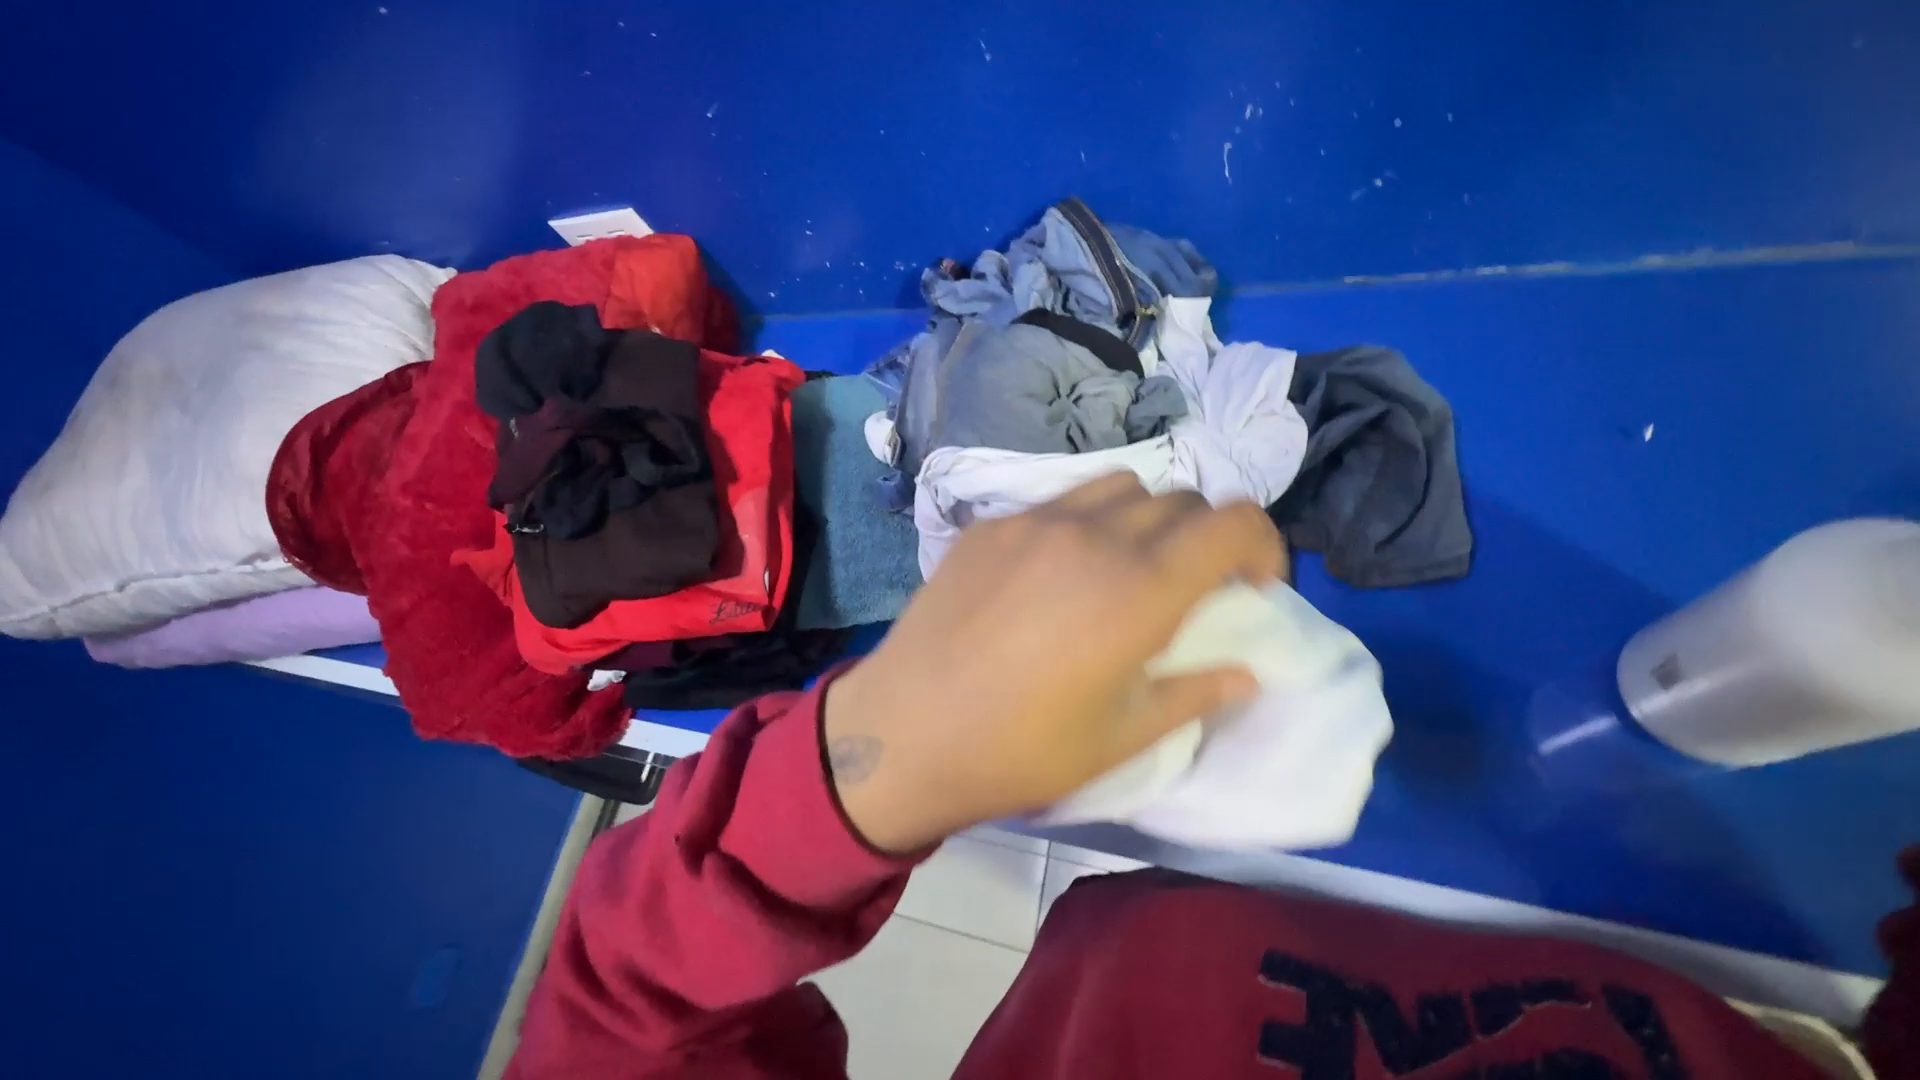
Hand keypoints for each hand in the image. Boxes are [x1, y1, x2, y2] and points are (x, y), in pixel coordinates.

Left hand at [823, 473, 1288, 852]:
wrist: (902, 734)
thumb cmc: (1018, 751)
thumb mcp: (1119, 739)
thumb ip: (1192, 695)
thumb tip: (1244, 673)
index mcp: (1137, 589)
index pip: (1231, 521)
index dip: (1263, 542)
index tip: (1255, 584)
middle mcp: (1091, 536)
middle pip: (1180, 498)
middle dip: (1207, 535)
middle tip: (1194, 586)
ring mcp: (1032, 522)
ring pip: (1119, 485)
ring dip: (1146, 516)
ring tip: (1128, 567)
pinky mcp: (987, 526)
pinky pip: (1057, 502)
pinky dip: (1084, 522)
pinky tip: (1058, 572)